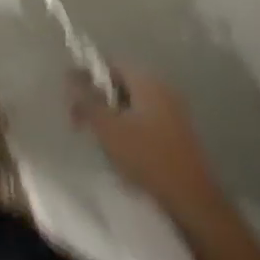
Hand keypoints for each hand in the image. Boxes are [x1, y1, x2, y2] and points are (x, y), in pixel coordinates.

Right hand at [67, 64, 224, 217]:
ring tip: (99, 139)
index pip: (112, 64)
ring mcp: (173, 111)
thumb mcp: (107, 127)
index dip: (88, 77)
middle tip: (80, 123)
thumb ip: (87, 100)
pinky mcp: (177, 131)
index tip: (73, 101)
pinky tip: (120, 149)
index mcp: (148, 83)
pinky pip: (145, 118)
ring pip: (132, 103)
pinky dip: (127, 126)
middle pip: (121, 83)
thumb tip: (70, 74)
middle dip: (97, 99)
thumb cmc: (145, 156)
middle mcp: (164, 89)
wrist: (189, 195)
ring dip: (111, 115)